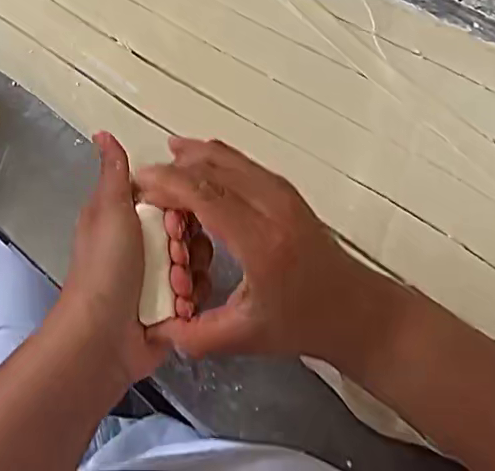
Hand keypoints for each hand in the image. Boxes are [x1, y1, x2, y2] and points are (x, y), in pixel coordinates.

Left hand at [43, 133, 173, 388]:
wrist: (104, 338)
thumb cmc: (104, 267)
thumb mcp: (109, 210)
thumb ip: (114, 171)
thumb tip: (102, 133)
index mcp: (126, 215)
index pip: (168, 194)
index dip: (178, 203)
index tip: (173, 217)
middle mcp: (144, 242)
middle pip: (188, 226)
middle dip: (188, 242)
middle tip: (174, 255)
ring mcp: (159, 275)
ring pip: (198, 258)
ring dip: (191, 273)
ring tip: (175, 287)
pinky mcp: (173, 305)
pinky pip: (200, 290)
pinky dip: (194, 298)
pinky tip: (181, 306)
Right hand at [136, 137, 395, 362]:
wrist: (354, 309)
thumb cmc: (302, 322)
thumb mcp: (247, 338)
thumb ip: (197, 336)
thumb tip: (156, 329)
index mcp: (260, 242)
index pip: (205, 195)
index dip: (168, 184)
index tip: (140, 185)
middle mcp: (271, 206)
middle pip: (211, 168)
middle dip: (172, 169)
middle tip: (145, 183)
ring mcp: (280, 191)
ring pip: (225, 157)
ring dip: (190, 157)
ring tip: (162, 165)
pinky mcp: (283, 187)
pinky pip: (239, 160)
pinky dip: (210, 156)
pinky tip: (192, 159)